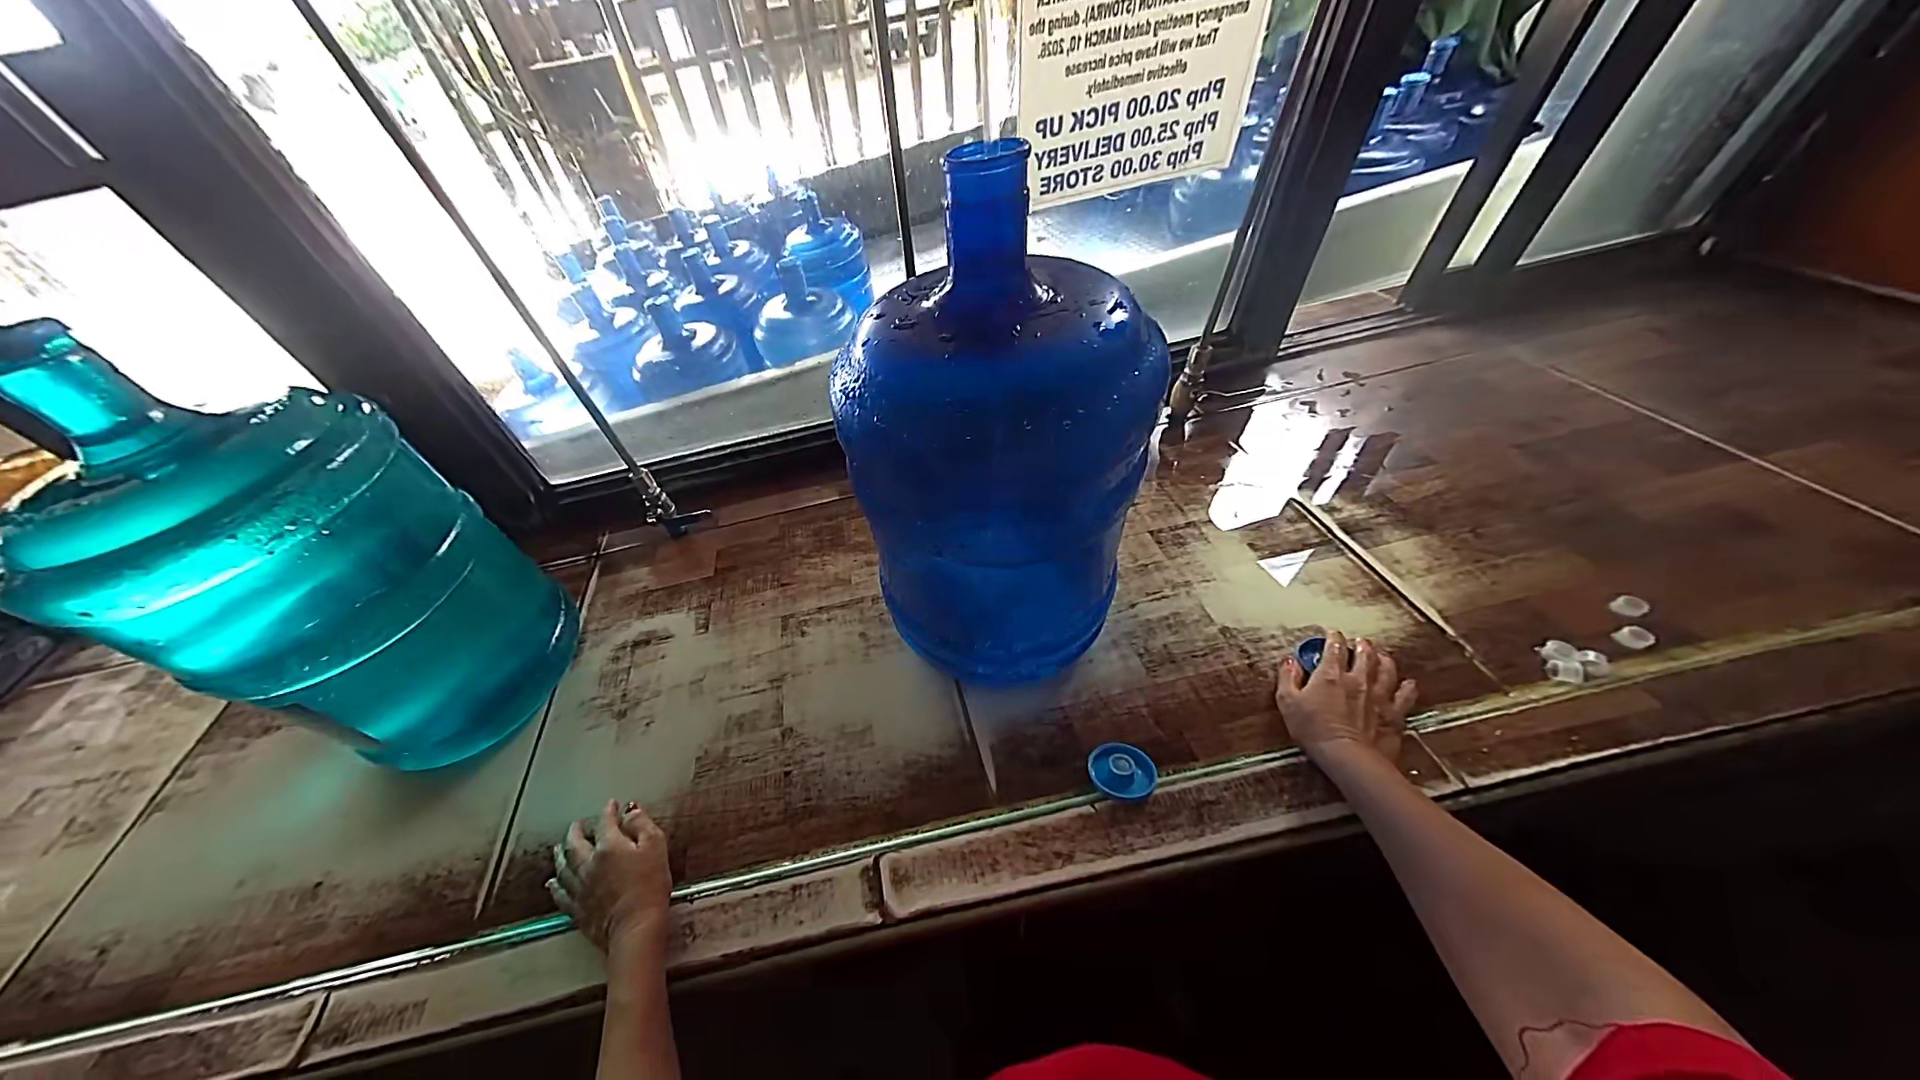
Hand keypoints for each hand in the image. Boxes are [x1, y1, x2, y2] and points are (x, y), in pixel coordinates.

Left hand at [550, 799, 672, 957]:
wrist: (635, 927)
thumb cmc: (650, 884)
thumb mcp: (655, 846)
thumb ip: (642, 825)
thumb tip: (630, 810)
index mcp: (608, 846)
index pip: (605, 823)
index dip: (608, 811)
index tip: (612, 804)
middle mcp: (588, 864)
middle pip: (575, 844)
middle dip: (576, 830)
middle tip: (578, 824)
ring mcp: (578, 888)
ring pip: (563, 867)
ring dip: (561, 854)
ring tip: (560, 847)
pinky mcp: (576, 909)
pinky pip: (560, 894)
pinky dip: (555, 884)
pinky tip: (553, 881)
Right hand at [1275, 631, 1416, 763]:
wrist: (1346, 756)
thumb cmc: (1313, 729)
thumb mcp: (1287, 701)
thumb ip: (1288, 678)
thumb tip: (1289, 661)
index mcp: (1330, 675)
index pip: (1334, 648)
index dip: (1333, 637)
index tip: (1332, 634)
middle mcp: (1358, 680)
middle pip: (1365, 655)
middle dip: (1362, 645)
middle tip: (1360, 641)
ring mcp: (1378, 696)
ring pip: (1387, 669)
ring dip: (1384, 659)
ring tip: (1382, 654)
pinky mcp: (1393, 714)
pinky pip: (1405, 695)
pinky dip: (1408, 687)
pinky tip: (1409, 683)